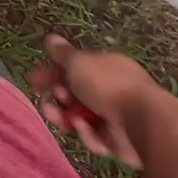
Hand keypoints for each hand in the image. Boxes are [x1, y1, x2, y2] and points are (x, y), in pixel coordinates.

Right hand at [26, 35, 167, 167]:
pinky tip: (86, 128)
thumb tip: (50, 38)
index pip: (74, 67)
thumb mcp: (78, 62)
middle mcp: (110, 88)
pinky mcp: (116, 139)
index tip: (34, 80)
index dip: (52, 72)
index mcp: (105, 66)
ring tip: (57, 115)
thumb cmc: (107, 85)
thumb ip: (62, 53)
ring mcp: (114, 115)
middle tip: (52, 98)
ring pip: (80, 115)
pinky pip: (92, 135)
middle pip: (76, 92)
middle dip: (59, 96)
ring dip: (65, 115)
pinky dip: (86, 133)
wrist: (143, 123)